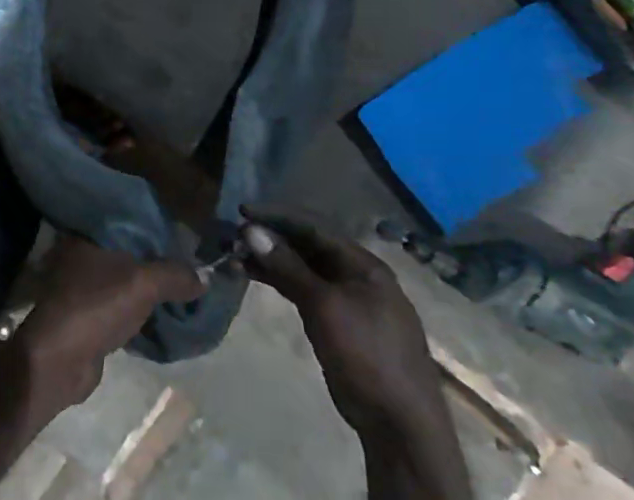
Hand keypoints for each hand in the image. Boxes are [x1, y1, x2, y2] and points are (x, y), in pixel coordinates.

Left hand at [11, 237, 202, 406]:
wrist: (59, 360)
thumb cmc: (98, 306)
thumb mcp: (143, 283)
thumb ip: (175, 275)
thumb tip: (204, 277)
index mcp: (88, 238)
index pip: (130, 225)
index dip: (159, 232)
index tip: (186, 242)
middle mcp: (82, 257)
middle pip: (130, 255)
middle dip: (159, 265)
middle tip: (191, 271)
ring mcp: (83, 289)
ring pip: (127, 284)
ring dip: (151, 292)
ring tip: (185, 294)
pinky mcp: (88, 317)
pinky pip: (122, 308)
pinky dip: (141, 313)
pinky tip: (165, 317)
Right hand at [242, 213, 446, 438]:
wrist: (399, 423)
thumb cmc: (366, 354)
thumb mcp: (324, 306)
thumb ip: (288, 267)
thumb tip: (252, 231)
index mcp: (361, 263)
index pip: (313, 226)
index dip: (277, 215)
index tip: (242, 210)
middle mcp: (355, 274)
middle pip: (307, 246)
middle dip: (271, 238)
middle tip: (234, 235)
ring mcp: (346, 299)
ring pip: (303, 268)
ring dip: (271, 260)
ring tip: (236, 256)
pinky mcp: (336, 322)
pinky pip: (303, 290)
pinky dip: (279, 282)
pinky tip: (254, 277)